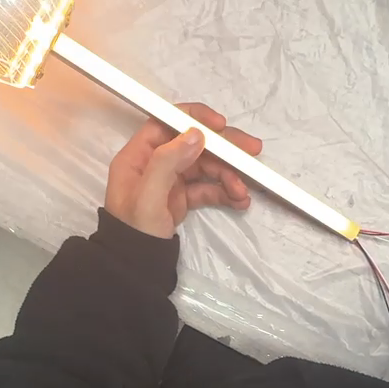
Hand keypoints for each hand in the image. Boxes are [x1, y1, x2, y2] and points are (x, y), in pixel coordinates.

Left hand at [104, 102, 255, 238]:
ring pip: (204, 167)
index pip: (167, 124)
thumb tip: (196, 134)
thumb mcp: (148, 198)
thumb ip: (168, 162)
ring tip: (243, 192)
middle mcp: (155, 164)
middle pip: (193, 144)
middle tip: (253, 151)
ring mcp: (169, 182)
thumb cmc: (135, 231)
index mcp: (138, 156)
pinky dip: (224, 192)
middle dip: (223, 149)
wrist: (135, 268)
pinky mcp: (181, 199)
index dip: (195, 119)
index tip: (221, 125)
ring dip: (228, 175)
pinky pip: (207, 189)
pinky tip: (240, 200)